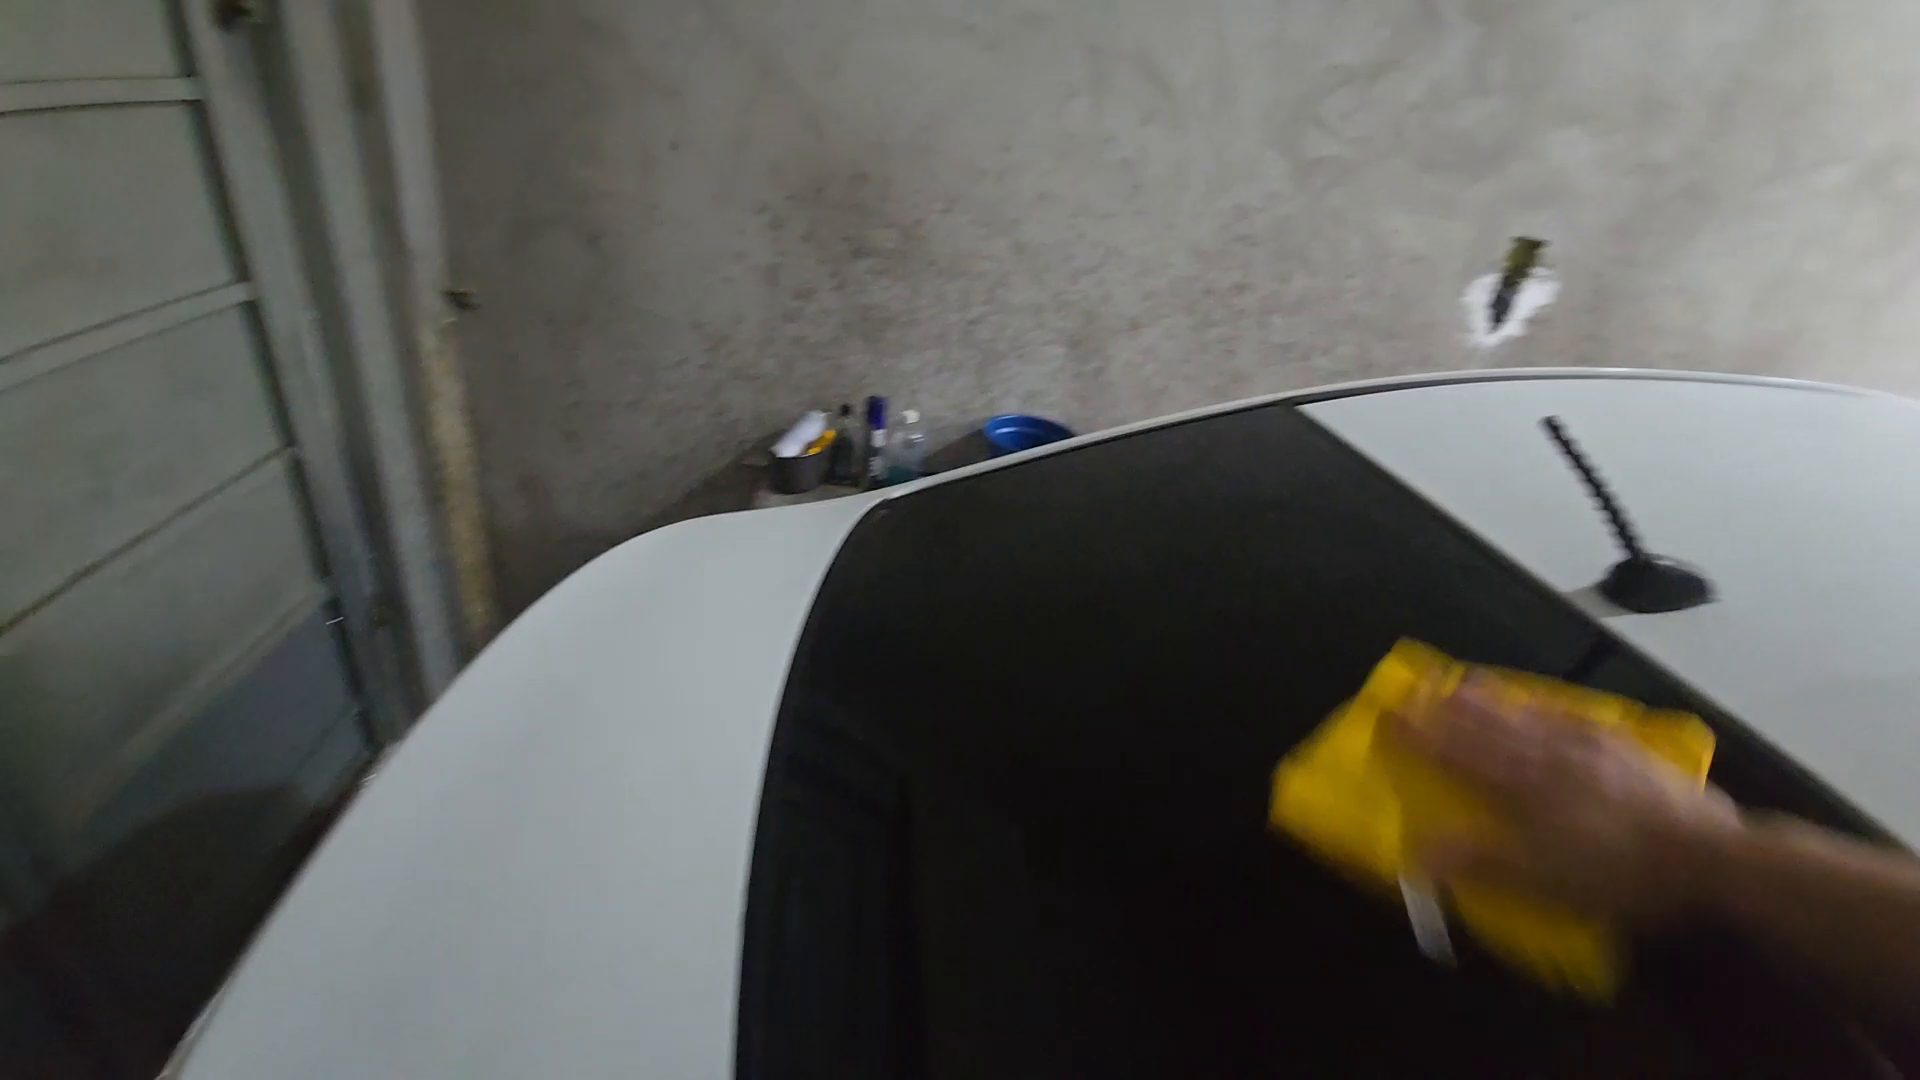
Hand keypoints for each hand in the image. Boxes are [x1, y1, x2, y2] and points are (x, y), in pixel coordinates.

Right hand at [1393, 675, 1744, 921]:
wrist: (1712, 859)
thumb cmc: (1614, 871)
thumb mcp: (1538, 879)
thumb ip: (1473, 860)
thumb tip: (1412, 853)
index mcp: (1513, 784)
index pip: (1450, 753)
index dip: (1415, 735)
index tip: (1385, 717)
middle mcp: (1538, 755)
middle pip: (1479, 726)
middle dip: (1440, 710)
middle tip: (1412, 690)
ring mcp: (1581, 746)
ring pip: (1520, 715)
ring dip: (1484, 699)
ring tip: (1458, 683)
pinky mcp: (1619, 747)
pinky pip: (1568, 717)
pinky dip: (1541, 706)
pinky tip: (1536, 701)